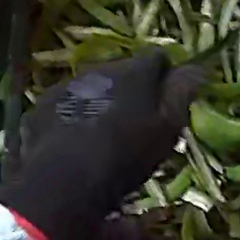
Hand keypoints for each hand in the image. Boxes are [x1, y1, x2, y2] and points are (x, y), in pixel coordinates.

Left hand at [0, 51, 205, 239]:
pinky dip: (73, 116)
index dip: (168, 76)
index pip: (158, 58)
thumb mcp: (166, 129)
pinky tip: (76, 141)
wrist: (62, 181)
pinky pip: (65, 105)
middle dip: (133, 88)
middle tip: (140, 121)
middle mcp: (98, 70)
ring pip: (92, 87)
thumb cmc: (125, 156)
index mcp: (133, 72)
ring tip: (106, 133)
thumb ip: (181, 94)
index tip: (171, 100)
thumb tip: (198, 67)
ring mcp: (66, 86)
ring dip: (102, 101)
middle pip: (123, 71)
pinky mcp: (42, 106)